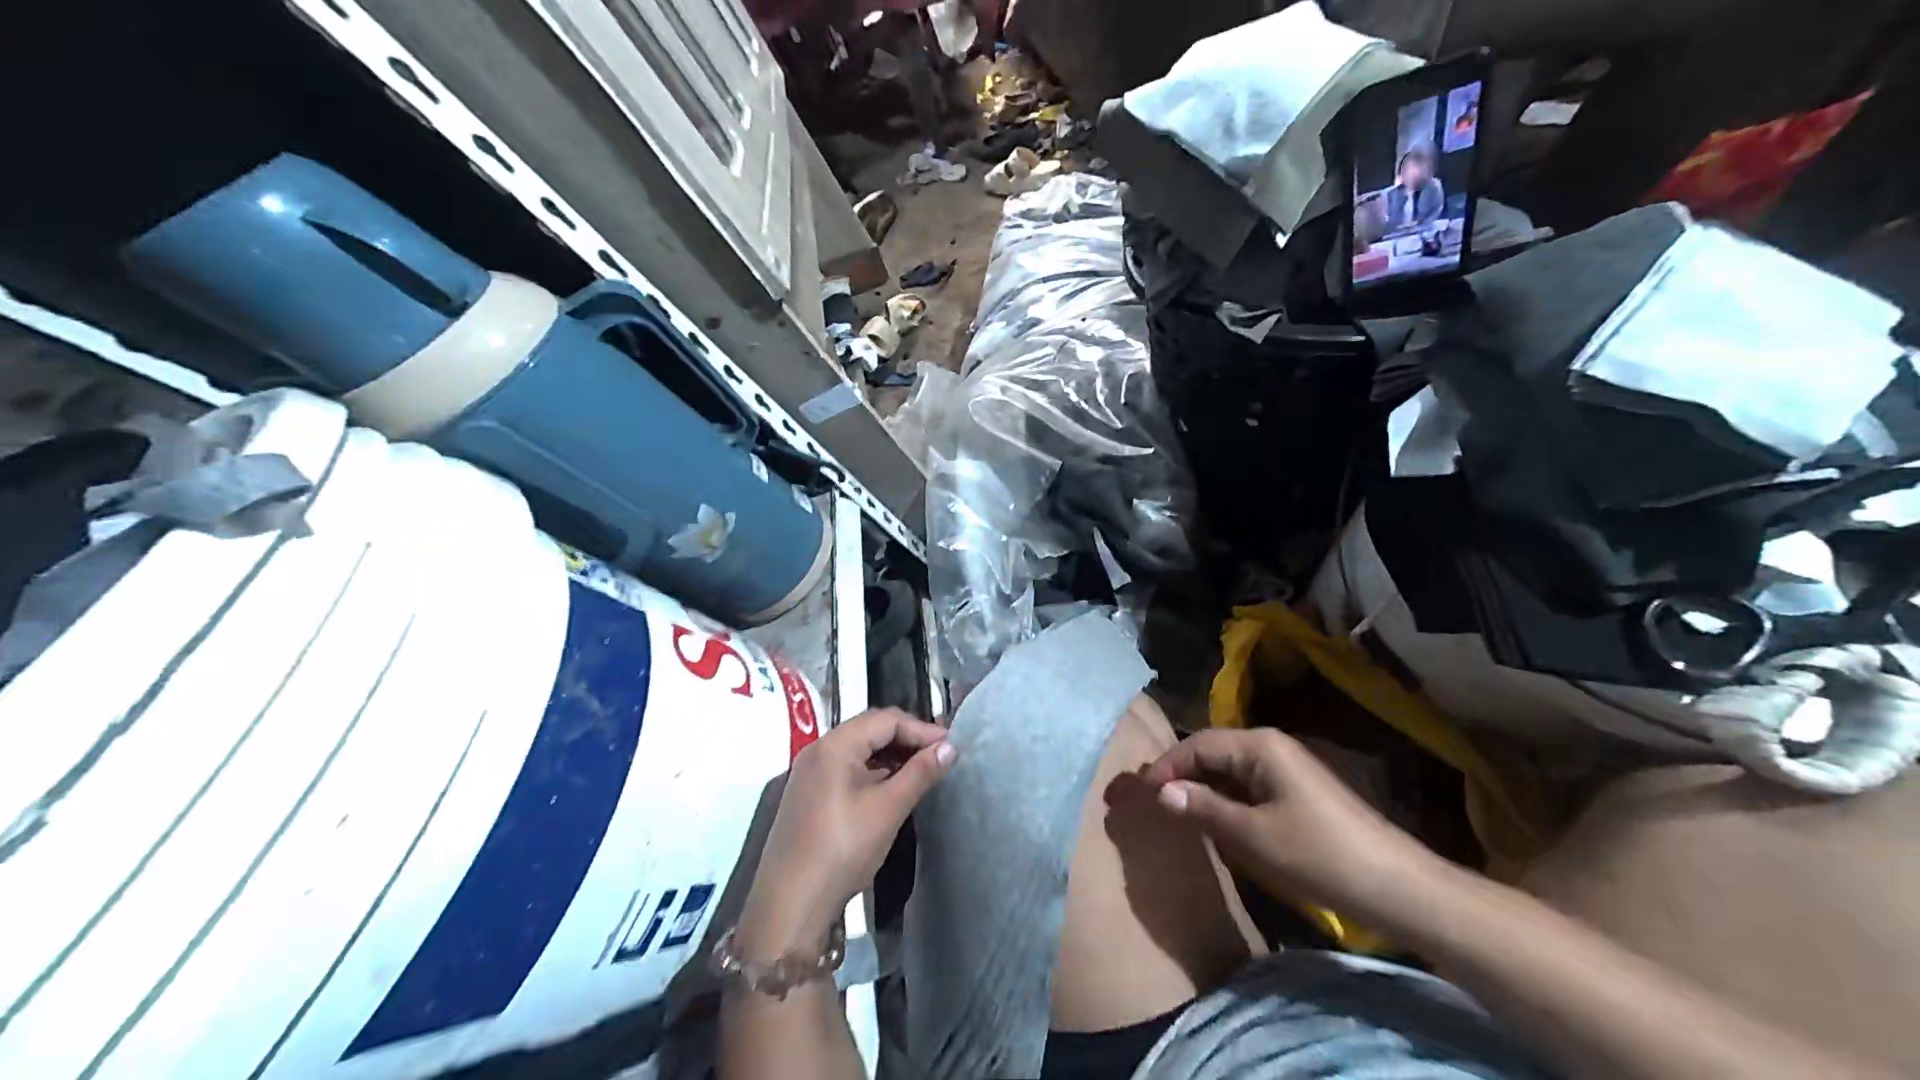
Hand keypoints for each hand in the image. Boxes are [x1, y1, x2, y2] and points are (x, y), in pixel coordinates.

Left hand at [736, 708, 955, 959]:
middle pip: (871, 729)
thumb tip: (950, 747)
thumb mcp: (888, 809)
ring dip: (892, 756)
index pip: (886, 719)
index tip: (952, 746)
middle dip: (908, 739)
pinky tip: (894, 787)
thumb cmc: (842, 849)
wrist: (790, 904)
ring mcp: (811, 772)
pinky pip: (847, 768)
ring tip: (924, 770)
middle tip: (941, 755)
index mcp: (835, 745)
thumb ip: (920, 773)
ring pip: (859, 749)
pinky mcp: (809, 793)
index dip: (922, 729)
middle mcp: (819, 749)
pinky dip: (874, 771)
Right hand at [1142, 728, 1447, 930]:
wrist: (1399, 887)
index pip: (1198, 744)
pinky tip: (1215, 820)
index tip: (1138, 790)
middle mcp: (1272, 747)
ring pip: (1230, 770)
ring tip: (1174, 809)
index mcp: (1260, 746)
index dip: (1165, 765)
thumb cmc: (1319, 855)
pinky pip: (1248, 786)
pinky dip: (1225, 799)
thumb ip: (1203, 808)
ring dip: (1202, 787)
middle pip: (1213, 751)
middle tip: (1150, 798)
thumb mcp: (1252, 835)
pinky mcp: (1299, 793)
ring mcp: (1288, 769)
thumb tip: (1160, 790)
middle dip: (1180, 773)